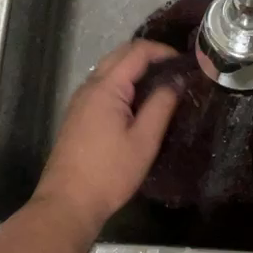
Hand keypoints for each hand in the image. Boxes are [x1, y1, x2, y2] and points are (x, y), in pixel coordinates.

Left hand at [29, 39, 179, 237]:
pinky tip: (138, 101)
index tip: (185, 62)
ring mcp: (80, 100)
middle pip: (120, 55)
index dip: (162, 51)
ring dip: (134, 69)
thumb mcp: (143, 140)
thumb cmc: (109, 173)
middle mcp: (89, 86)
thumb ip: (161, 105)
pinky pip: (102, 86)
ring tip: (162, 83)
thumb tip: (177, 80)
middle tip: (176, 69)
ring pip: (109, 70)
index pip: (136, 52)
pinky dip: (123, 83)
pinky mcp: (78, 115)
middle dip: (148, 55)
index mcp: (106, 87)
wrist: (68, 202)